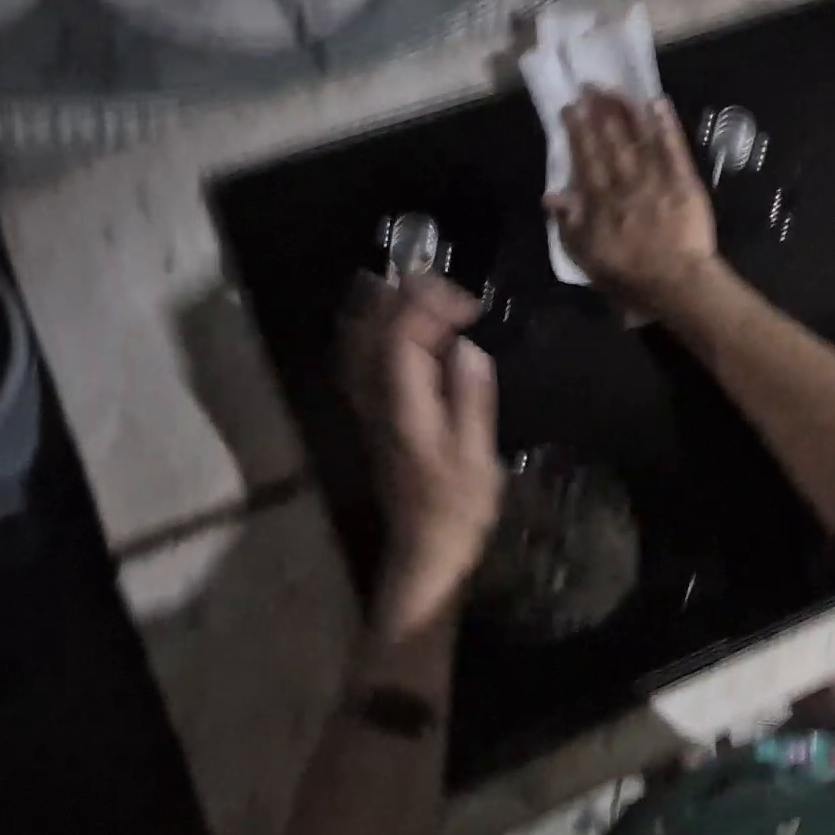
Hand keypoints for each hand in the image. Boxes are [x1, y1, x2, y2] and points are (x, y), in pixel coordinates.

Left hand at [340, 274, 502, 619]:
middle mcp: (375, 401)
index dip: (432, 307)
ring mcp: (367, 408)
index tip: (470, 306)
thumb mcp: (477, 456)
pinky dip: (368, 332)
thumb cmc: (457, 508)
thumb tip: (469, 348)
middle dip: (405, 296)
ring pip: (357, 343)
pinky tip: (383, 323)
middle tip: (446, 289)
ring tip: (408, 286)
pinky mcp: (371, 417)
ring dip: (379, 308)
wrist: (424, 548)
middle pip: (373, 330)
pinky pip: (358, 361)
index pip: (403, 336)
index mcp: (404, 407)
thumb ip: (471, 398)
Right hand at [545, 89, 722, 315]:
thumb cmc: (629, 276)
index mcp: (600, 200)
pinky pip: (674, 148)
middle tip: (590, 85)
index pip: (586, 157)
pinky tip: (658, 104)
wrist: (676, 283)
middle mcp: (626, 182)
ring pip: (639, 137)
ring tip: (616, 89)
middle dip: (599, 111)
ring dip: (627, 110)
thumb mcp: (588, 256)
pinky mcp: (684, 183)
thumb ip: (569, 224)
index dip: (578, 130)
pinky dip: (666, 125)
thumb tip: (551, 195)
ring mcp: (657, 179)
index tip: (572, 107)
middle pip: (610, 141)